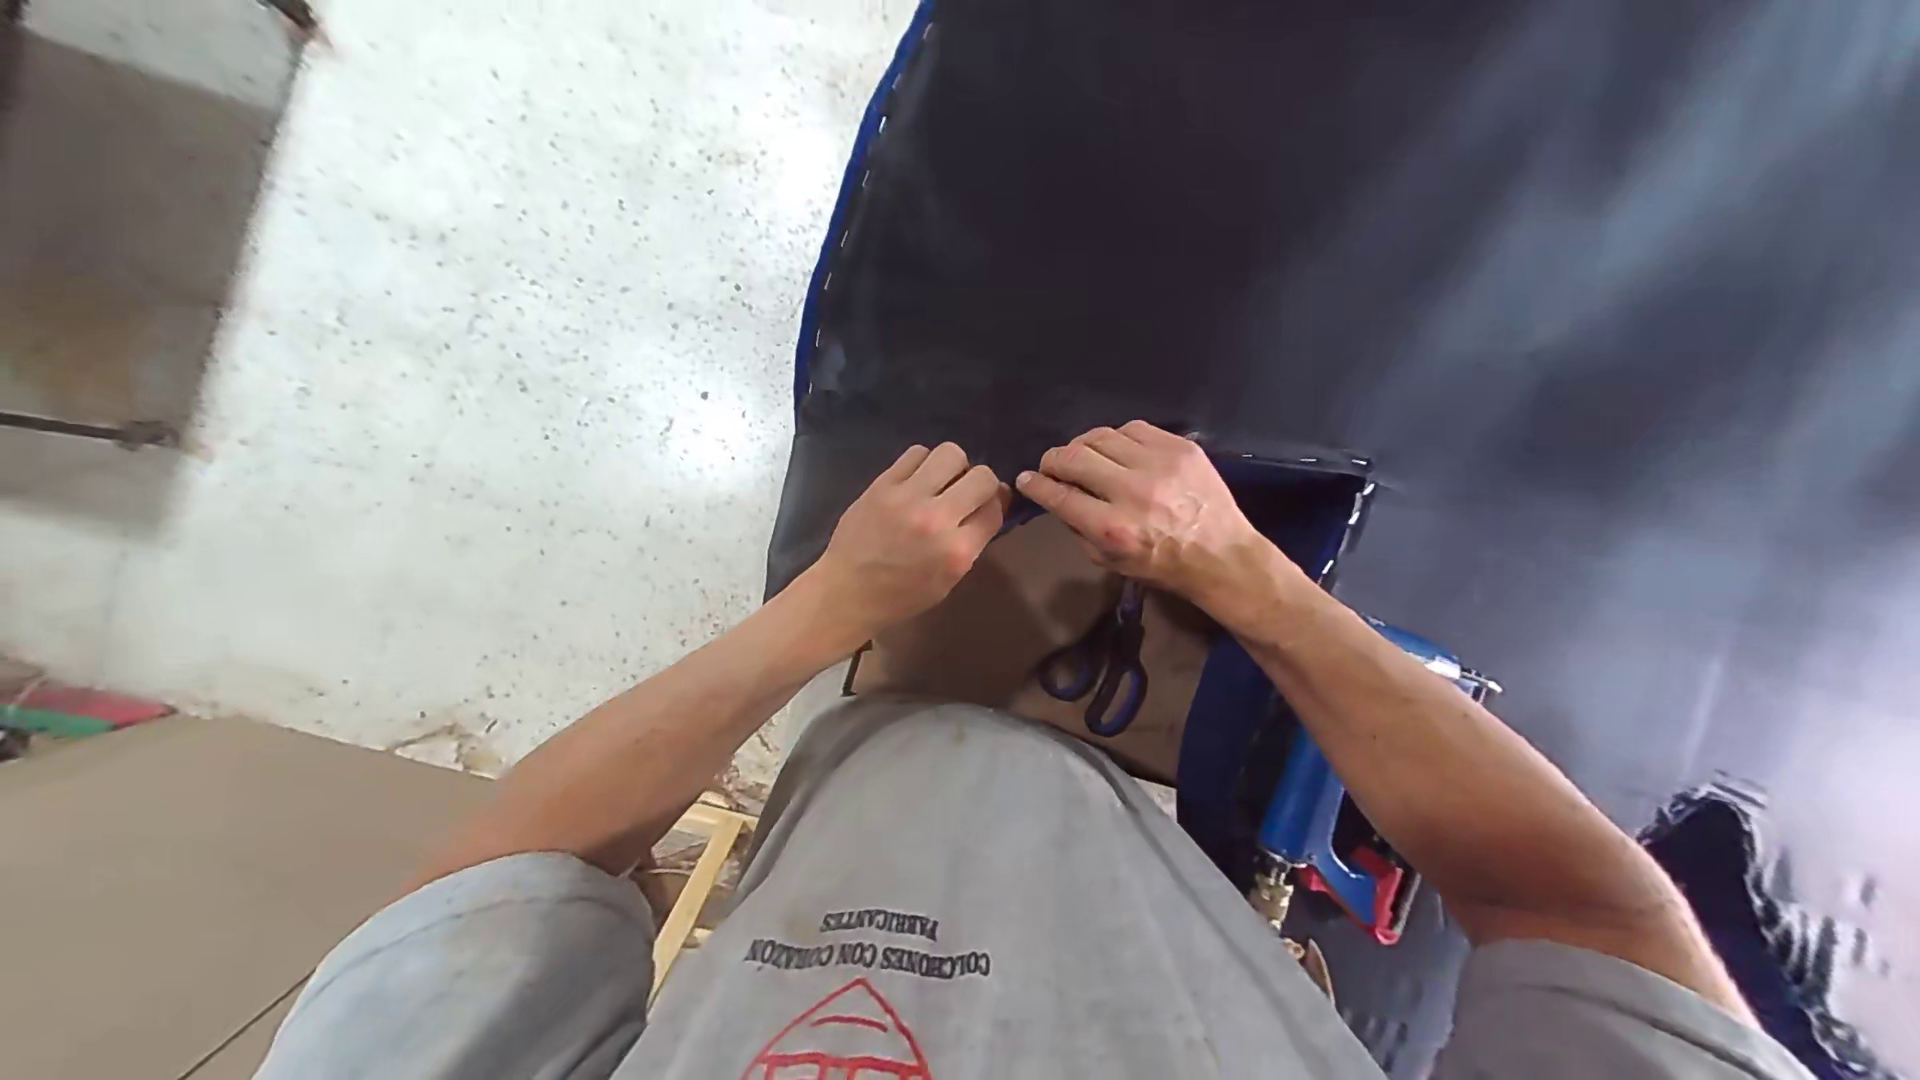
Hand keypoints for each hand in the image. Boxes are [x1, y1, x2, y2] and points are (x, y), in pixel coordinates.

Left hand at [810, 442, 1008, 639]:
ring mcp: (908, 498)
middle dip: (981, 482)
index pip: (995, 509)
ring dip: (953, 466)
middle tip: (966, 491)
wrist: (848, 591)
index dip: (997, 502)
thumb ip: (972, 543)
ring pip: (951, 454)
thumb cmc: (901, 595)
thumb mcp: (948, 580)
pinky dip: (923, 462)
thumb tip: (991, 505)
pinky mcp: (883, 485)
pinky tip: (916, 478)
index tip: (988, 502)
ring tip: (941, 480)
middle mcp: (937, 519)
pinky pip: (915, 453)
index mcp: (957, 551)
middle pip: (981, 476)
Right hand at [1015, 421, 1291, 613]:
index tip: (1026, 479)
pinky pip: (1133, 428)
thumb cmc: (1161, 565)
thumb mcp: (1109, 561)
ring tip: (1082, 456)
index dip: (1035, 484)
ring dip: (1082, 446)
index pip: (1059, 495)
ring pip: (1100, 436)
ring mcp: (1159, 465)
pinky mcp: (1180, 448)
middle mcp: (1133, 491)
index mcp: (1113, 528)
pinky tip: (1116, 451)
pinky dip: (1116, 438)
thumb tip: (1057, 496)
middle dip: (1052, 460)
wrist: (1221, 554)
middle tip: (1051, 466)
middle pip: (1074, 458)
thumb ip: (1078, 528)